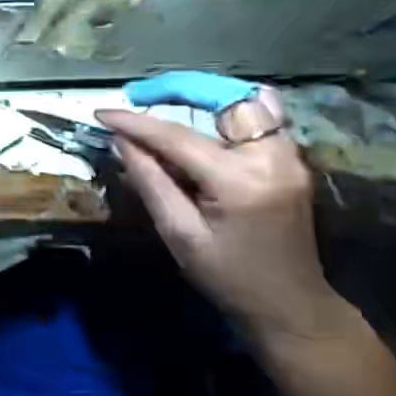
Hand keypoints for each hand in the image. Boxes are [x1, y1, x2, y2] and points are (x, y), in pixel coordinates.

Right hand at [98, 94, 359, 344]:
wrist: (290, 305)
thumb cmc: (228, 278)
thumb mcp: (180, 234)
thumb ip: (150, 181)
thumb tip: (121, 142)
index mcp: (239, 181)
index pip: (177, 137)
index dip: (135, 122)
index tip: (102, 113)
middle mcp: (272, 157)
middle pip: (222, 100)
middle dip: (178, 90)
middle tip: (140, 98)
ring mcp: (290, 156)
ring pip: (247, 102)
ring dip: (205, 97)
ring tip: (167, 104)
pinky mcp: (293, 161)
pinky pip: (262, 118)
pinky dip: (231, 108)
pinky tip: (206, 118)